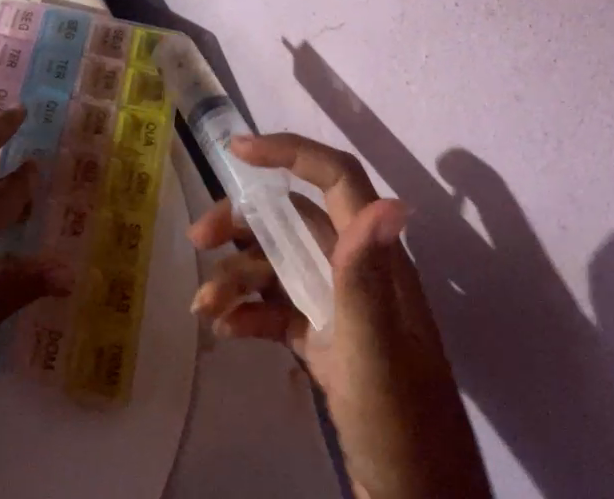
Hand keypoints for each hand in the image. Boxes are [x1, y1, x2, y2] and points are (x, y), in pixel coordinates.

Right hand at [189, 133, 491, 498]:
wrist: (415, 498)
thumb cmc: (399, 425)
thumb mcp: (373, 352)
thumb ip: (367, 278)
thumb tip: (388, 202)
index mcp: (378, 263)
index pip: (338, 180)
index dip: (291, 153)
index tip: (237, 150)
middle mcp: (358, 273)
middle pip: (294, 220)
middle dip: (243, 223)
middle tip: (197, 239)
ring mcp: (340, 308)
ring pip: (278, 265)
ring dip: (236, 276)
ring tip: (202, 307)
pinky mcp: (324, 341)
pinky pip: (276, 309)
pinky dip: (246, 313)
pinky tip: (224, 332)